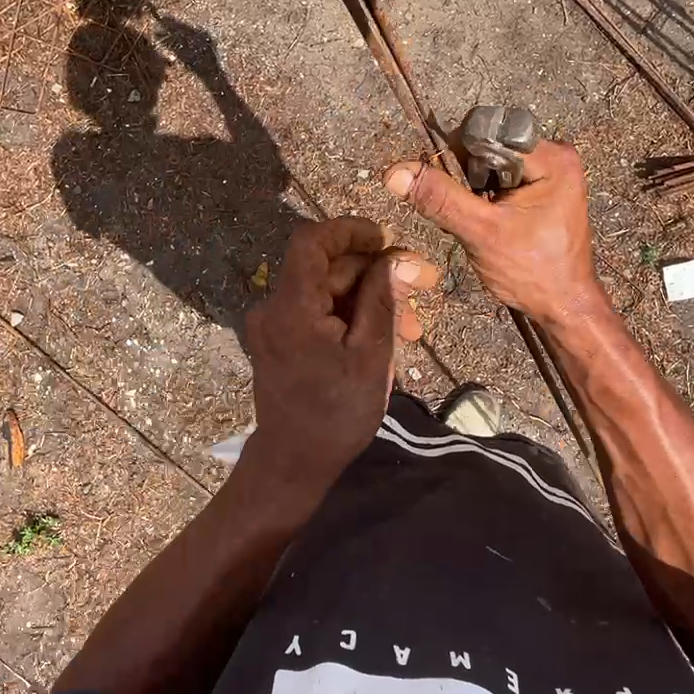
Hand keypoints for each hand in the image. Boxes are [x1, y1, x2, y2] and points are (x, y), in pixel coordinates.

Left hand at [239, 217, 436, 494]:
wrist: (294, 463)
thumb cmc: (337, 413)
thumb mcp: (371, 355)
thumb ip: (382, 300)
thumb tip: (399, 258)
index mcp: (291, 307)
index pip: (311, 241)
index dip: (348, 230)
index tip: (384, 239)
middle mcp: (273, 308)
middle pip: (325, 268)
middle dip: (374, 274)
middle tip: (421, 287)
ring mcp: (272, 325)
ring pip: (326, 292)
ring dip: (367, 299)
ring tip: (409, 329)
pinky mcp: (278, 340)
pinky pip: (316, 312)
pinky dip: (348, 316)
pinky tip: (381, 337)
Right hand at [384, 141, 604, 326]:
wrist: (564, 305)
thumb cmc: (534, 272)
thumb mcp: (481, 232)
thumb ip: (440, 199)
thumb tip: (396, 172)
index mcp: (552, 156)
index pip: (487, 134)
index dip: (460, 157)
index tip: (451, 190)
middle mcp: (554, 155)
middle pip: (488, 146)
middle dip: (466, 176)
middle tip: (468, 212)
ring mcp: (548, 172)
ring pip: (489, 164)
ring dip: (472, 189)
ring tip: (477, 220)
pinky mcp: (540, 189)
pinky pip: (498, 179)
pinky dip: (482, 197)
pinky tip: (485, 221)